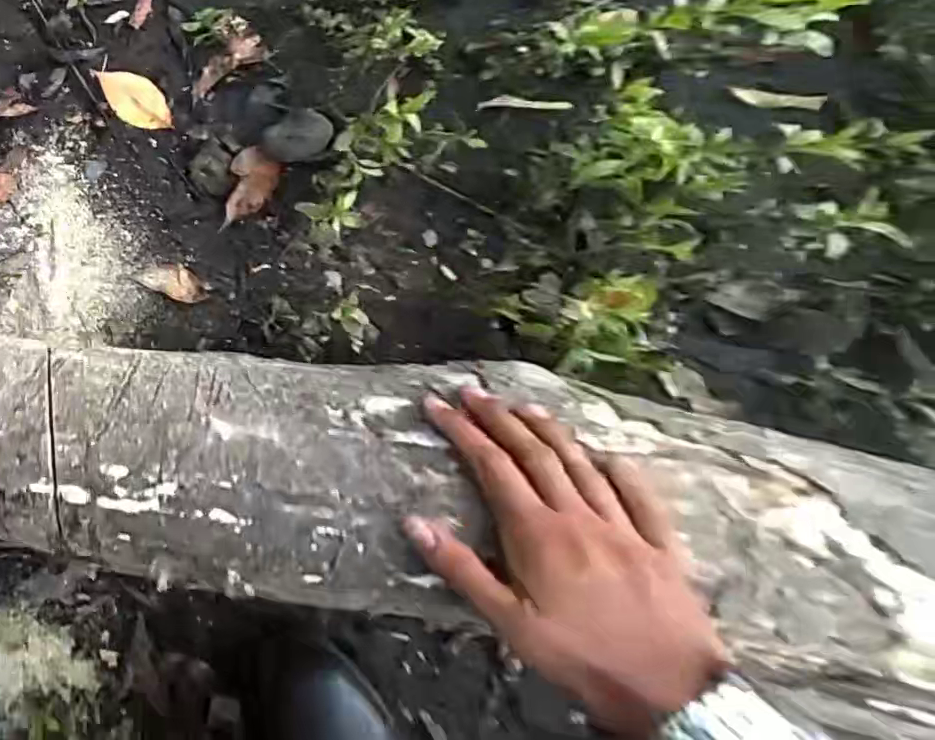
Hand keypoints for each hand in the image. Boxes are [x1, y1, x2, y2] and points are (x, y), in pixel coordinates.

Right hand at [407, 387, 727, 737]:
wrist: (680, 700)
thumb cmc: (582, 657)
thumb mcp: (509, 622)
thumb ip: (460, 568)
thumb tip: (412, 521)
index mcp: (537, 531)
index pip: (491, 464)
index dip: (461, 429)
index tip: (436, 404)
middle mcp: (578, 518)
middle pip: (533, 453)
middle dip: (499, 418)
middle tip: (473, 391)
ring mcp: (625, 531)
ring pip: (581, 466)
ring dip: (550, 432)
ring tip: (525, 407)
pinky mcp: (663, 551)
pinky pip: (642, 500)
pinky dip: (620, 471)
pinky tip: (605, 455)